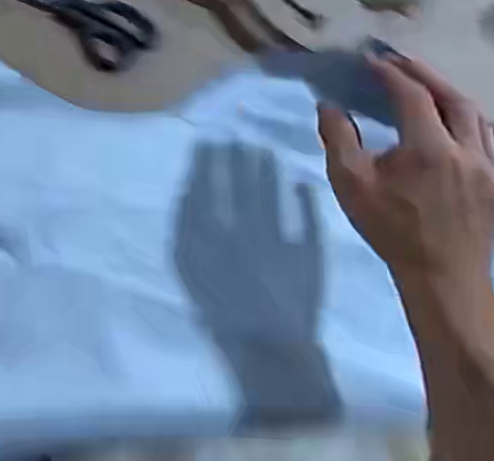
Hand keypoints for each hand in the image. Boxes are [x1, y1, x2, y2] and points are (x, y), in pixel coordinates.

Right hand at [172, 142, 337, 426]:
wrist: (268, 354)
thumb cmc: (219, 311)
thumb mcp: (190, 269)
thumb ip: (187, 228)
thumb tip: (189, 190)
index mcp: (214, 233)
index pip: (210, 187)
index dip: (210, 163)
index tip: (211, 143)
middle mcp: (244, 228)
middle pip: (240, 184)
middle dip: (238, 159)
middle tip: (239, 139)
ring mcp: (277, 239)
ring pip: (271, 194)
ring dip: (267, 171)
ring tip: (264, 152)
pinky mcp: (306, 255)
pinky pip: (306, 220)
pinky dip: (304, 200)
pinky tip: (301, 183)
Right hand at [315, 55, 493, 299]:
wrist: (444, 281)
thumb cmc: (393, 230)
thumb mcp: (351, 184)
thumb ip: (337, 138)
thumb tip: (329, 105)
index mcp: (430, 148)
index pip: (412, 95)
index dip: (390, 73)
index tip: (370, 61)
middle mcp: (465, 150)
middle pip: (452, 96)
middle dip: (424, 73)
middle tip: (399, 60)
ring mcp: (486, 167)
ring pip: (475, 114)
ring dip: (448, 91)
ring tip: (425, 82)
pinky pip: (484, 135)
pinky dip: (464, 115)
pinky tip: (448, 119)